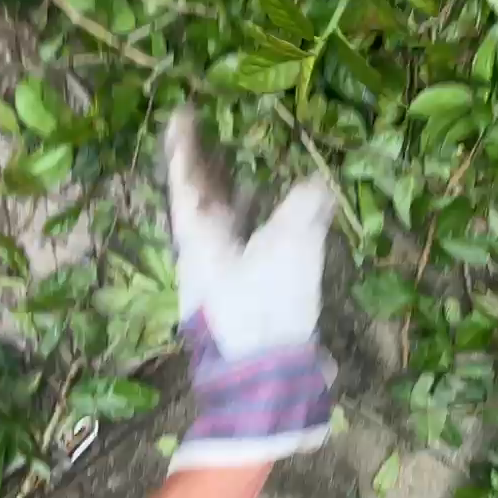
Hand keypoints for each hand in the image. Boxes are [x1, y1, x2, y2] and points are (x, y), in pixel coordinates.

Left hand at [163, 106, 335, 469]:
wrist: (263, 382)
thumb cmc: (264, 313)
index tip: (181, 115)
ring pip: (221, 224)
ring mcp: (220, 278)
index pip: (187, 183)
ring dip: (232, 195)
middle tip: (214, 136)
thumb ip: (303, 211)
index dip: (185, 147)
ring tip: (246, 170)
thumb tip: (316, 182)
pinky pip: (243, 245)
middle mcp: (203, 256)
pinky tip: (277, 219)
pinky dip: (257, 223)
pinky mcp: (241, 296)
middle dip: (209, 168)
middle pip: (201, 202)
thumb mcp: (288, 253)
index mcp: (200, 241)